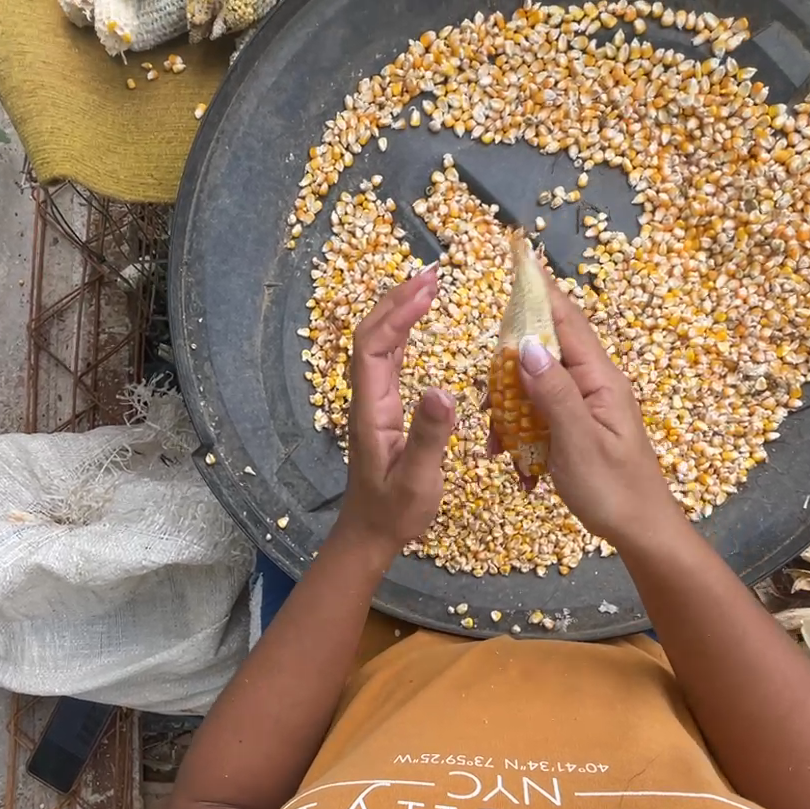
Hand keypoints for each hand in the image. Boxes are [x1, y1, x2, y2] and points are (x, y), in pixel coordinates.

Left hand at [337, 266, 456, 556]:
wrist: (369, 533)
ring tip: (427, 288)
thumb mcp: (418, 481)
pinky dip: (402, 335)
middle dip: (396, 301)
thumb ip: (429, 438)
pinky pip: (387, 362)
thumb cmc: (394, 513)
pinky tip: (417, 325)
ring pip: (377, 346)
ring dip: (398, 313)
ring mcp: (372, 404)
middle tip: (431, 274)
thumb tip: (443, 390)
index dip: (396, 315)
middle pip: (370, 337)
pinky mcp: (382, 412)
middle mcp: (367, 400)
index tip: (427, 291)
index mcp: (371, 411)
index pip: (373, 348)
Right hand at [497, 269, 675, 546]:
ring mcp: (583, 406)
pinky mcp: (574, 427)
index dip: (541, 290)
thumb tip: (527, 345)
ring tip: (497, 446)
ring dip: (509, 413)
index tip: (519, 258)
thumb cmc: (614, 489)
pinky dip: (518, 434)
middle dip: (506, 372)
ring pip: (533, 388)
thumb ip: (553, 392)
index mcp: (599, 379)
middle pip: (541, 352)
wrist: (639, 530)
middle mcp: (591, 384)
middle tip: (486, 404)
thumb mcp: (578, 442)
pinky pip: (537, 416)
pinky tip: (513, 463)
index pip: (566, 321)